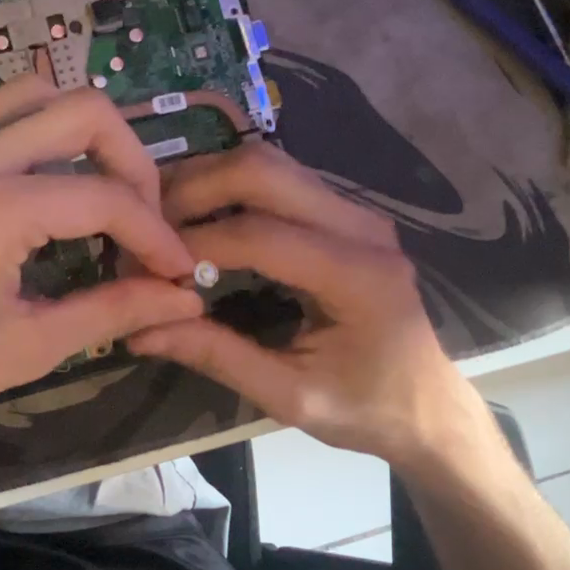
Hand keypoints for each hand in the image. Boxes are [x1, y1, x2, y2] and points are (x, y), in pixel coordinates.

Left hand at [0, 77, 203, 447]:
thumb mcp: (31, 347)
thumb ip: (115, 309)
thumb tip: (187, 301)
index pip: (103, 197)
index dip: (154, 233)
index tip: (177, 267)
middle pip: (78, 110)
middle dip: (130, 158)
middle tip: (142, 212)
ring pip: (28, 92)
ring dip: (77, 129)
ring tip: (97, 184)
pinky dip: (25, 123)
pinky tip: (40, 172)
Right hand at [126, 142, 484, 470]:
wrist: (430, 406)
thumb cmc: (366, 408)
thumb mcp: (289, 396)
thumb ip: (217, 356)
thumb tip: (139, 331)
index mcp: (357, 276)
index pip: (259, 235)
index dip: (194, 244)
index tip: (144, 268)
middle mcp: (361, 226)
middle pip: (262, 171)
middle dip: (193, 189)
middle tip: (146, 225)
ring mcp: (355, 211)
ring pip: (267, 161)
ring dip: (207, 179)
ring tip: (162, 215)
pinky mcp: (343, 211)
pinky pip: (277, 176)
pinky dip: (227, 185)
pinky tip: (197, 214)